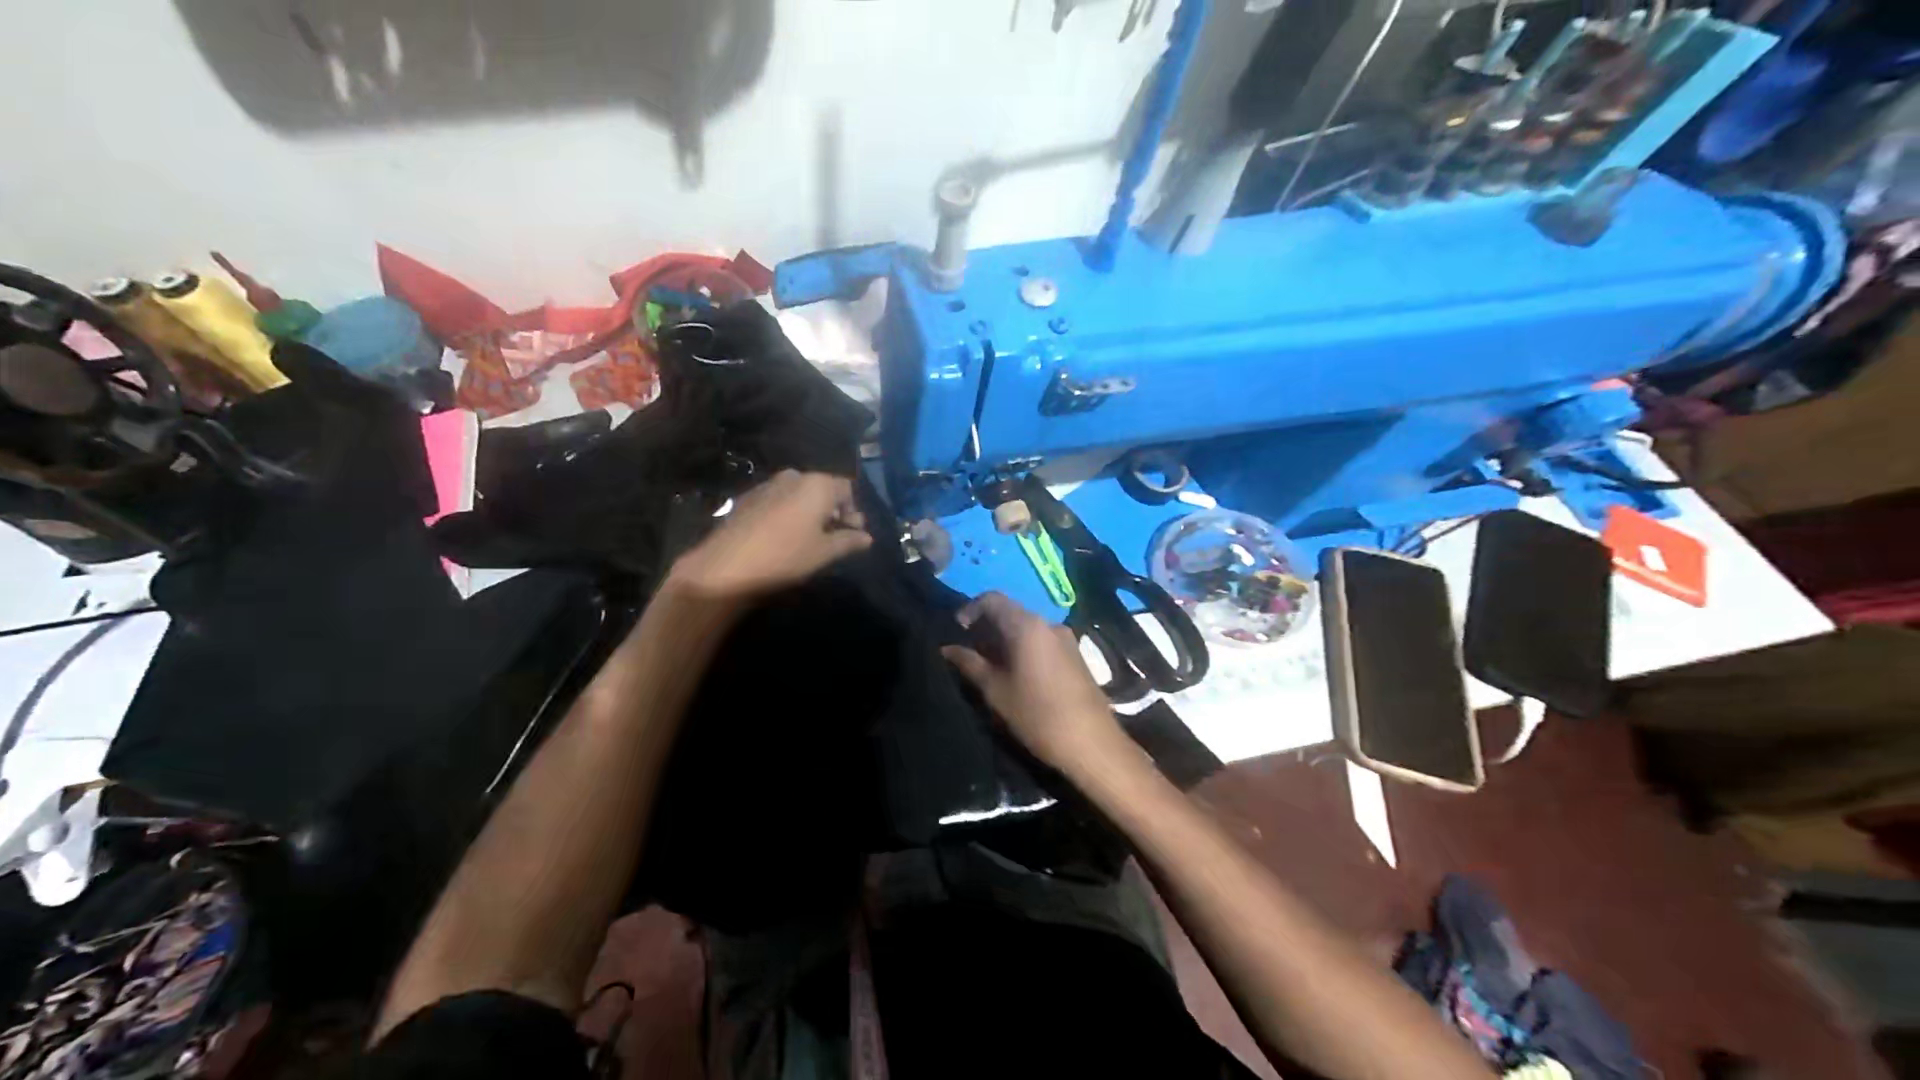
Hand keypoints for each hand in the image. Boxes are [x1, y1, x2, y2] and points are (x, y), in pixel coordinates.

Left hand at [668, 470, 871, 602]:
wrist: (727, 565)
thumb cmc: (786, 555)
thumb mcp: (824, 552)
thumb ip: (848, 541)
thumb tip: (867, 537)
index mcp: (817, 484)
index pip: (846, 489)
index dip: (853, 511)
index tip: (852, 534)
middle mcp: (794, 476)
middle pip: (822, 489)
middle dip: (832, 511)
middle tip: (833, 537)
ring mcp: (768, 485)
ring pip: (799, 494)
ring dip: (809, 512)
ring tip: (808, 538)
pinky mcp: (748, 498)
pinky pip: (779, 500)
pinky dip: (788, 514)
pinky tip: (783, 537)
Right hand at [940, 592, 1128, 775]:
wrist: (1092, 743)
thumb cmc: (1037, 715)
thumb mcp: (995, 691)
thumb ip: (969, 663)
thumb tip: (947, 648)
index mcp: (1027, 625)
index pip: (992, 599)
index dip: (970, 609)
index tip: (957, 631)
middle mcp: (1049, 623)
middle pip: (1010, 612)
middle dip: (986, 627)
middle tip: (969, 653)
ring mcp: (1066, 638)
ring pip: (1027, 628)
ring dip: (1005, 639)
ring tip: (990, 667)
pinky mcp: (1076, 655)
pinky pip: (1042, 641)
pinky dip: (1023, 648)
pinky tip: (1017, 675)